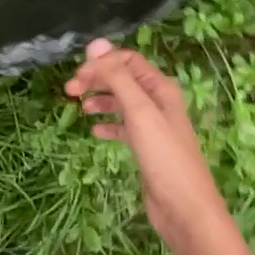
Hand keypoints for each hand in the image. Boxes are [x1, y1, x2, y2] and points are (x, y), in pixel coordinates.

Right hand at [66, 39, 223, 254]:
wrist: (185, 210)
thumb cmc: (164, 156)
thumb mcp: (139, 111)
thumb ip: (117, 78)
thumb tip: (95, 44)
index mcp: (160, 88)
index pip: (127, 61)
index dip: (102, 63)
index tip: (78, 76)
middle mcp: (157, 102)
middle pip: (122, 80)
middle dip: (96, 81)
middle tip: (70, 91)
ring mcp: (152, 126)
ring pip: (120, 103)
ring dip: (99, 101)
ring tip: (81, 109)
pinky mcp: (146, 148)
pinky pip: (122, 127)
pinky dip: (108, 125)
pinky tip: (95, 133)